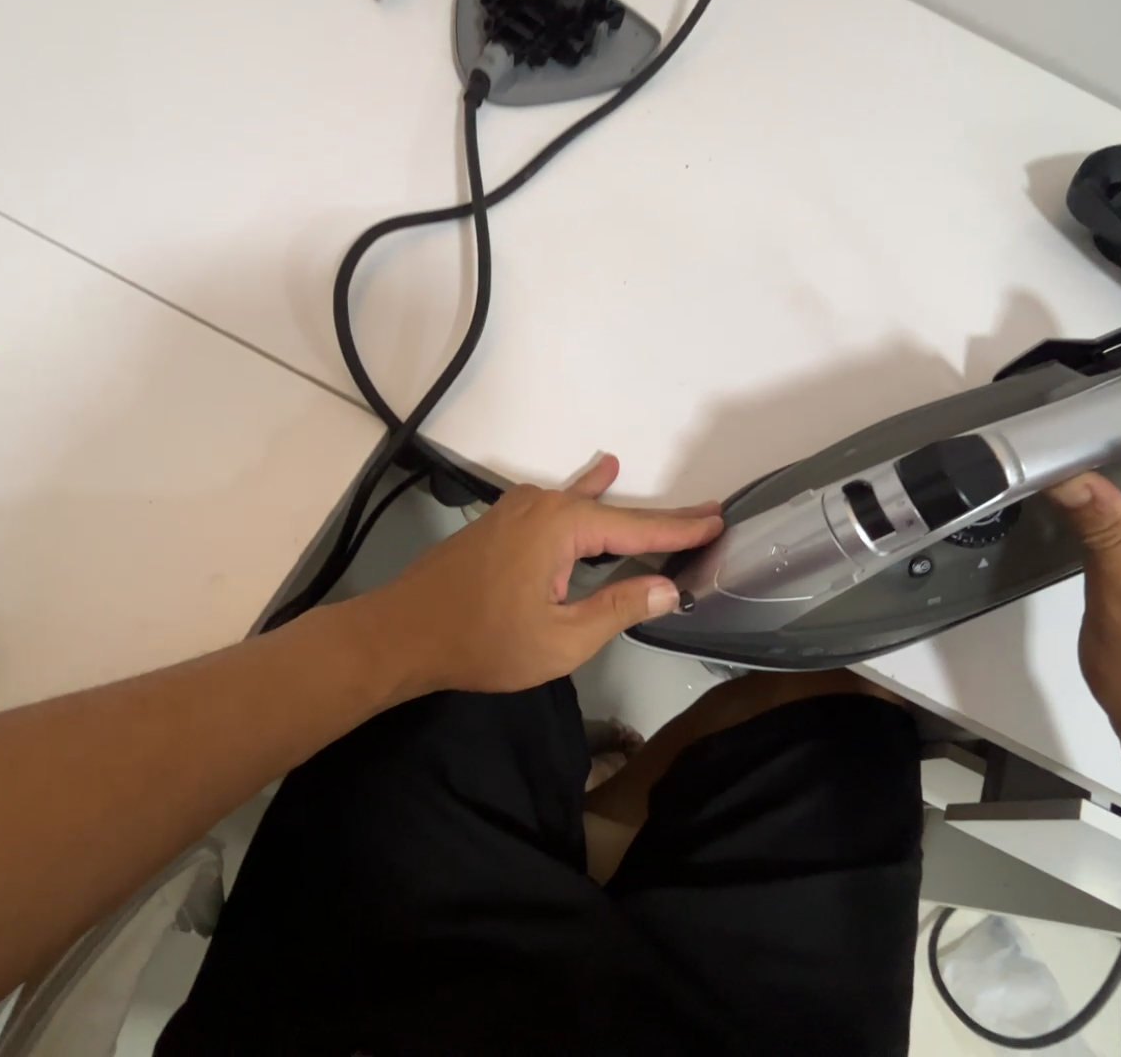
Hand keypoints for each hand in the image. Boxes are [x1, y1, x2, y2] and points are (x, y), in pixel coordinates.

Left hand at [359, 454, 722, 697]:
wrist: (401, 634)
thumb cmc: (482, 642)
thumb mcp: (561, 639)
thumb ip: (618, 609)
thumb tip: (667, 587)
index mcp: (561, 527)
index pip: (637, 529)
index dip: (680, 530)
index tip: (719, 520)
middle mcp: (541, 505)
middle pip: (613, 515)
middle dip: (659, 521)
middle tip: (706, 515)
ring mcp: (516, 510)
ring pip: (584, 509)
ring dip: (622, 512)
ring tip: (666, 506)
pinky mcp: (501, 523)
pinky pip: (557, 510)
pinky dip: (584, 501)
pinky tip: (597, 477)